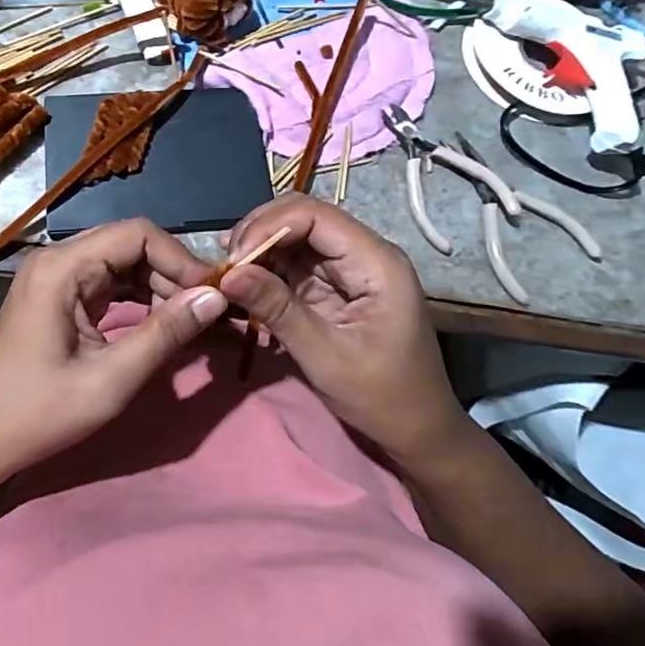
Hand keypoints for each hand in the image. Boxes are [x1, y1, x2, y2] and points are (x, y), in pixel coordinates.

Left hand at [0, 219, 225, 523]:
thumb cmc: (40, 413)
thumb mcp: (111, 379)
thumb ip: (165, 333)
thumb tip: (215, 298)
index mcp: (62, 268)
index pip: (137, 234)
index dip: (179, 258)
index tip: (209, 293)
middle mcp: (57, 259)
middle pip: (130, 243)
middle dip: (171, 272)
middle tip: (204, 308)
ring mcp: (56, 276)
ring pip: (123, 261)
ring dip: (158, 284)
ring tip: (188, 317)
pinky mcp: (59, 295)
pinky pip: (109, 280)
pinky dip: (138, 296)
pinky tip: (160, 320)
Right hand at [219, 193, 470, 463]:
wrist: (418, 429)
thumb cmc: (381, 397)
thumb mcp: (324, 357)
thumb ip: (277, 309)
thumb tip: (228, 274)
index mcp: (376, 262)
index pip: (315, 216)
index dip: (268, 226)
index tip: (233, 259)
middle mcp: (365, 252)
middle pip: (305, 217)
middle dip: (260, 232)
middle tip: (226, 265)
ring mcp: (351, 266)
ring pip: (297, 235)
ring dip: (260, 248)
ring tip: (228, 272)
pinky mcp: (338, 283)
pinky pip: (298, 260)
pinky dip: (268, 266)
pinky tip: (244, 281)